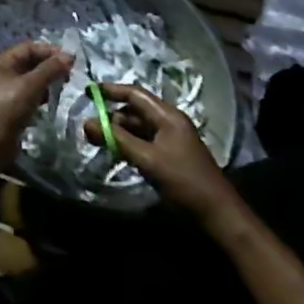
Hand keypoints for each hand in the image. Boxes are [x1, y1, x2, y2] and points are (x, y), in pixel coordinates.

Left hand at [0, 41, 72, 144]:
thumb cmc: (8, 108)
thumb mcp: (30, 86)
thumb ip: (50, 69)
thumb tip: (70, 56)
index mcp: (0, 61)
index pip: (28, 47)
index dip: (49, 50)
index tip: (70, 58)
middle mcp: (1, 71)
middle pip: (29, 61)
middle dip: (49, 64)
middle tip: (70, 71)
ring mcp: (5, 88)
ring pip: (30, 77)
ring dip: (47, 78)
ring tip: (64, 82)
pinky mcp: (11, 104)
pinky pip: (29, 91)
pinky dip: (41, 92)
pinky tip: (52, 97)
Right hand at [85, 83, 234, 216]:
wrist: (217, 213)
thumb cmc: (183, 180)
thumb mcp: (147, 159)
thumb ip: (117, 139)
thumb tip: (87, 122)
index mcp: (168, 116)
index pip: (135, 94)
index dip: (111, 91)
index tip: (88, 91)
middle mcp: (169, 122)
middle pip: (135, 110)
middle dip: (111, 115)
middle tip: (89, 126)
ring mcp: (170, 139)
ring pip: (137, 127)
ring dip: (118, 131)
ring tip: (98, 140)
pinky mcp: (169, 154)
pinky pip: (143, 141)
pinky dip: (127, 143)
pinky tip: (115, 152)